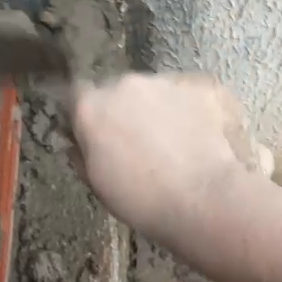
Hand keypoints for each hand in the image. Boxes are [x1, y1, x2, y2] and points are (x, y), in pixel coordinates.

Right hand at [68, 72, 267, 242]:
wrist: (203, 199)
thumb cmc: (141, 200)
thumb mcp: (97, 185)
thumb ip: (82, 154)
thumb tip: (79, 143)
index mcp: (92, 107)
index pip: (77, 96)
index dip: (86, 115)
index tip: (95, 136)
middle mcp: (126, 83)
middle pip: (119, 91)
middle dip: (124, 111)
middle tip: (138, 143)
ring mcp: (167, 81)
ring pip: (156, 91)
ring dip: (158, 109)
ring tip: (174, 144)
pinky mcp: (204, 86)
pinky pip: (190, 95)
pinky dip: (192, 111)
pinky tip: (201, 139)